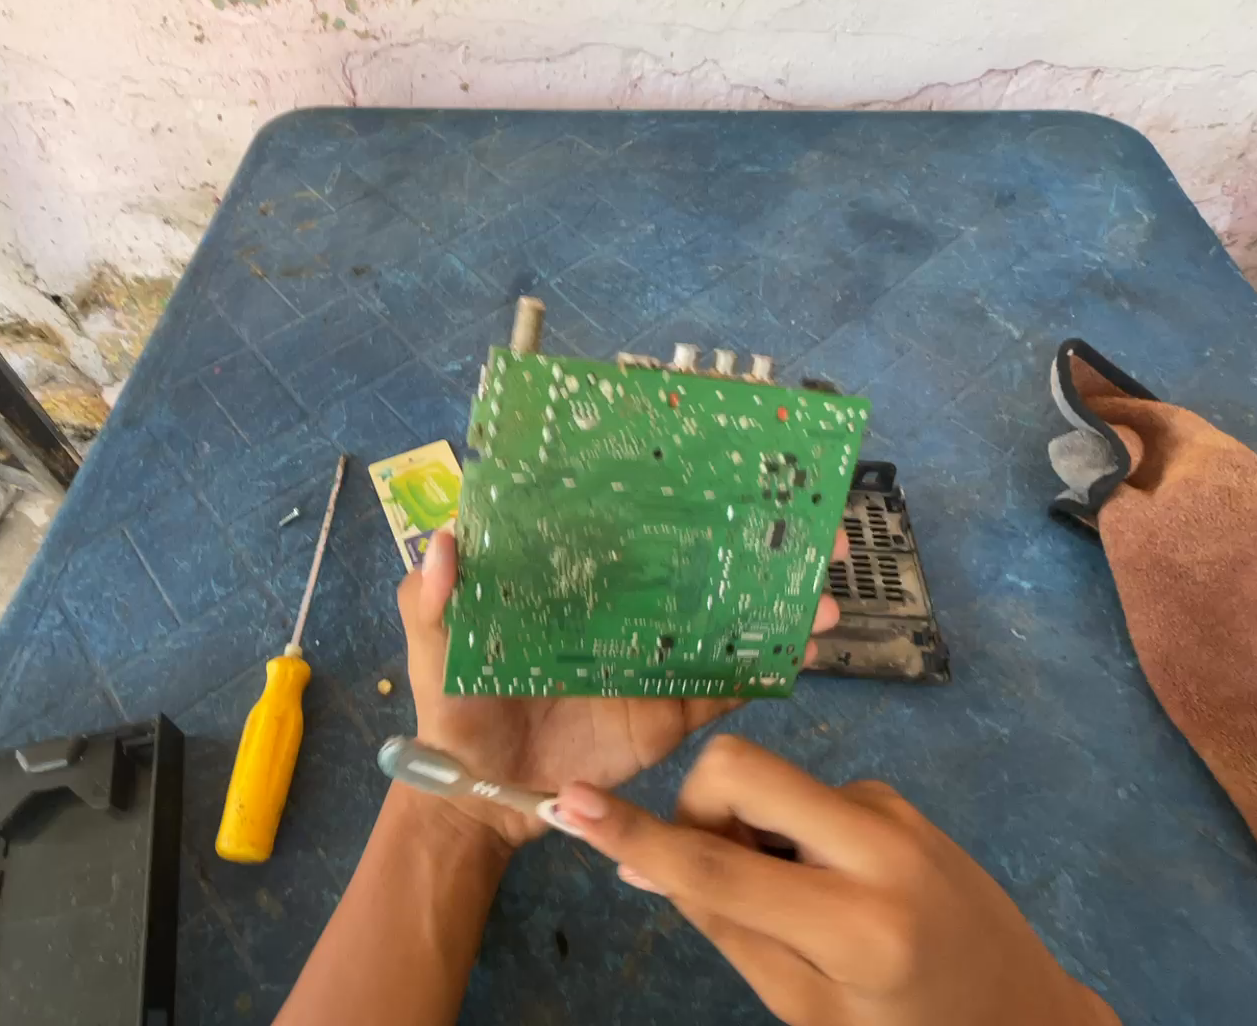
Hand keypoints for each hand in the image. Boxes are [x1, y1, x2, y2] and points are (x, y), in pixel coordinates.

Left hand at [396, 528, 845, 847]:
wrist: (482, 795)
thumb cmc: (455, 708)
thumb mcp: (433, 647)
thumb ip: (429, 598)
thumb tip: (444, 537)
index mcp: (571, 583)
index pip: (623, 527)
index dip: (666, 495)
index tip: (717, 463)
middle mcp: (621, 610)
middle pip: (690, 564)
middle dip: (750, 539)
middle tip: (810, 522)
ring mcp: (650, 659)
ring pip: (722, 619)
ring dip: (776, 598)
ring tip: (827, 585)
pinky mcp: (667, 710)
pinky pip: (724, 685)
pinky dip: (768, 663)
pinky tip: (809, 641)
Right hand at [551, 737, 1117, 1025]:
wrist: (1030, 1023)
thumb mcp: (806, 1008)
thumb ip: (722, 925)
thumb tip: (638, 867)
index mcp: (857, 925)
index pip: (716, 867)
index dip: (635, 833)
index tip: (571, 801)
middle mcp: (878, 844)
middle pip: (737, 767)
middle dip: (699, 806)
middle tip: (717, 866)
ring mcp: (890, 807)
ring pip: (765, 778)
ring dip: (745, 825)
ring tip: (787, 893)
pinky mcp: (891, 795)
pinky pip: (801, 793)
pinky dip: (784, 829)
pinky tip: (823, 879)